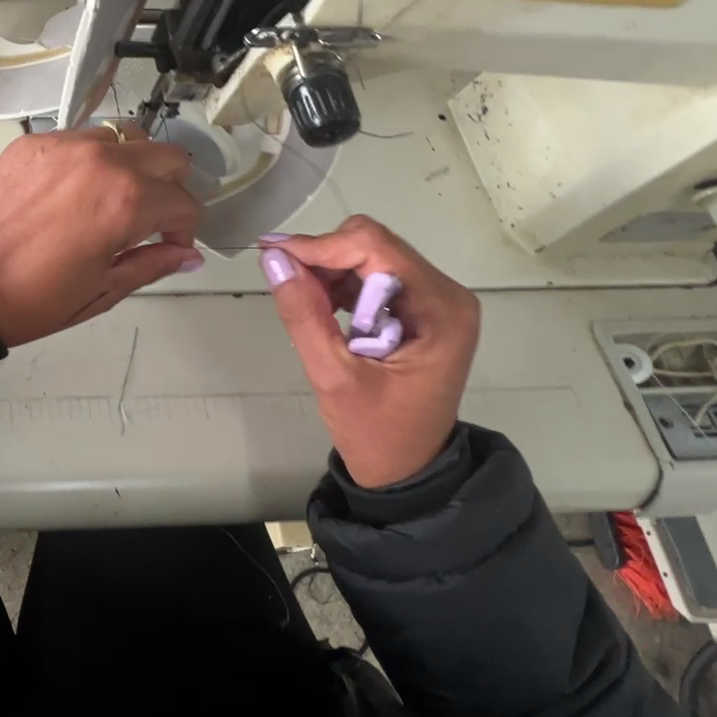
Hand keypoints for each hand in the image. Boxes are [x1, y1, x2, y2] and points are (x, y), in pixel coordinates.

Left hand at [0, 125, 202, 347]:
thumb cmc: (32, 298)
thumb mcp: (102, 290)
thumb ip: (152, 264)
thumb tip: (187, 255)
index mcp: (125, 200)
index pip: (183, 201)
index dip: (184, 229)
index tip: (170, 246)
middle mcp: (100, 160)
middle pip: (165, 155)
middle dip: (169, 187)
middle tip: (151, 219)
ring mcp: (63, 145)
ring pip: (124, 137)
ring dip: (132, 165)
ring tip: (113, 200)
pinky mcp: (31, 143)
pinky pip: (80, 138)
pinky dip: (91, 158)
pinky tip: (74, 191)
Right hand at [260, 216, 479, 487]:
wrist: (407, 471)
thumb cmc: (375, 431)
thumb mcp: (333, 376)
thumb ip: (304, 314)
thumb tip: (273, 259)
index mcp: (439, 309)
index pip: (374, 247)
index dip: (319, 246)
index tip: (271, 256)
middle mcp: (444, 294)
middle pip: (373, 244)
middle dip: (323, 258)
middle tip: (287, 285)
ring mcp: (433, 300)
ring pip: (368, 254)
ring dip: (328, 270)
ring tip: (305, 304)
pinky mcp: (417, 308)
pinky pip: (371, 274)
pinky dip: (339, 283)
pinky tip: (321, 308)